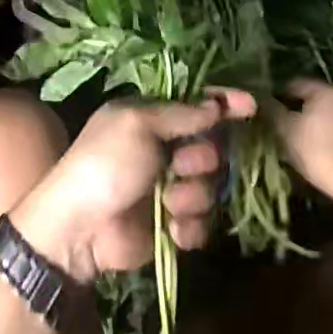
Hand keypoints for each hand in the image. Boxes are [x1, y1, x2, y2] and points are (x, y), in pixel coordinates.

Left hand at [9, 88, 256, 283]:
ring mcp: (169, 187)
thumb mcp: (138, 125)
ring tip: (167, 202)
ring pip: (211, 187)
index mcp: (150, 117)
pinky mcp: (172, 223)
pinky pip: (203, 223)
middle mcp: (164, 148)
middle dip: (201, 159)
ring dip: (192, 196)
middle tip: (179, 165)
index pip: (196, 105)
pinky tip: (171, 229)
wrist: (82, 226)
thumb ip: (180, 114)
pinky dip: (189, 227)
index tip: (251, 105)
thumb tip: (215, 104)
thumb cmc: (106, 163)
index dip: (223, 104)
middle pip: (212, 148)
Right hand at [271, 79, 332, 210]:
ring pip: (329, 114)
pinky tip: (319, 150)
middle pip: (314, 98)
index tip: (265, 108)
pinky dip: (329, 135)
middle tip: (280, 124)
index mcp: (328, 91)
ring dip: (313, 122)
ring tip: (297, 139)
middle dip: (296, 108)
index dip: (277, 93)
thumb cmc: (321, 153)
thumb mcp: (287, 131)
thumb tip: (259, 98)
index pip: (295, 83)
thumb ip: (272, 110)